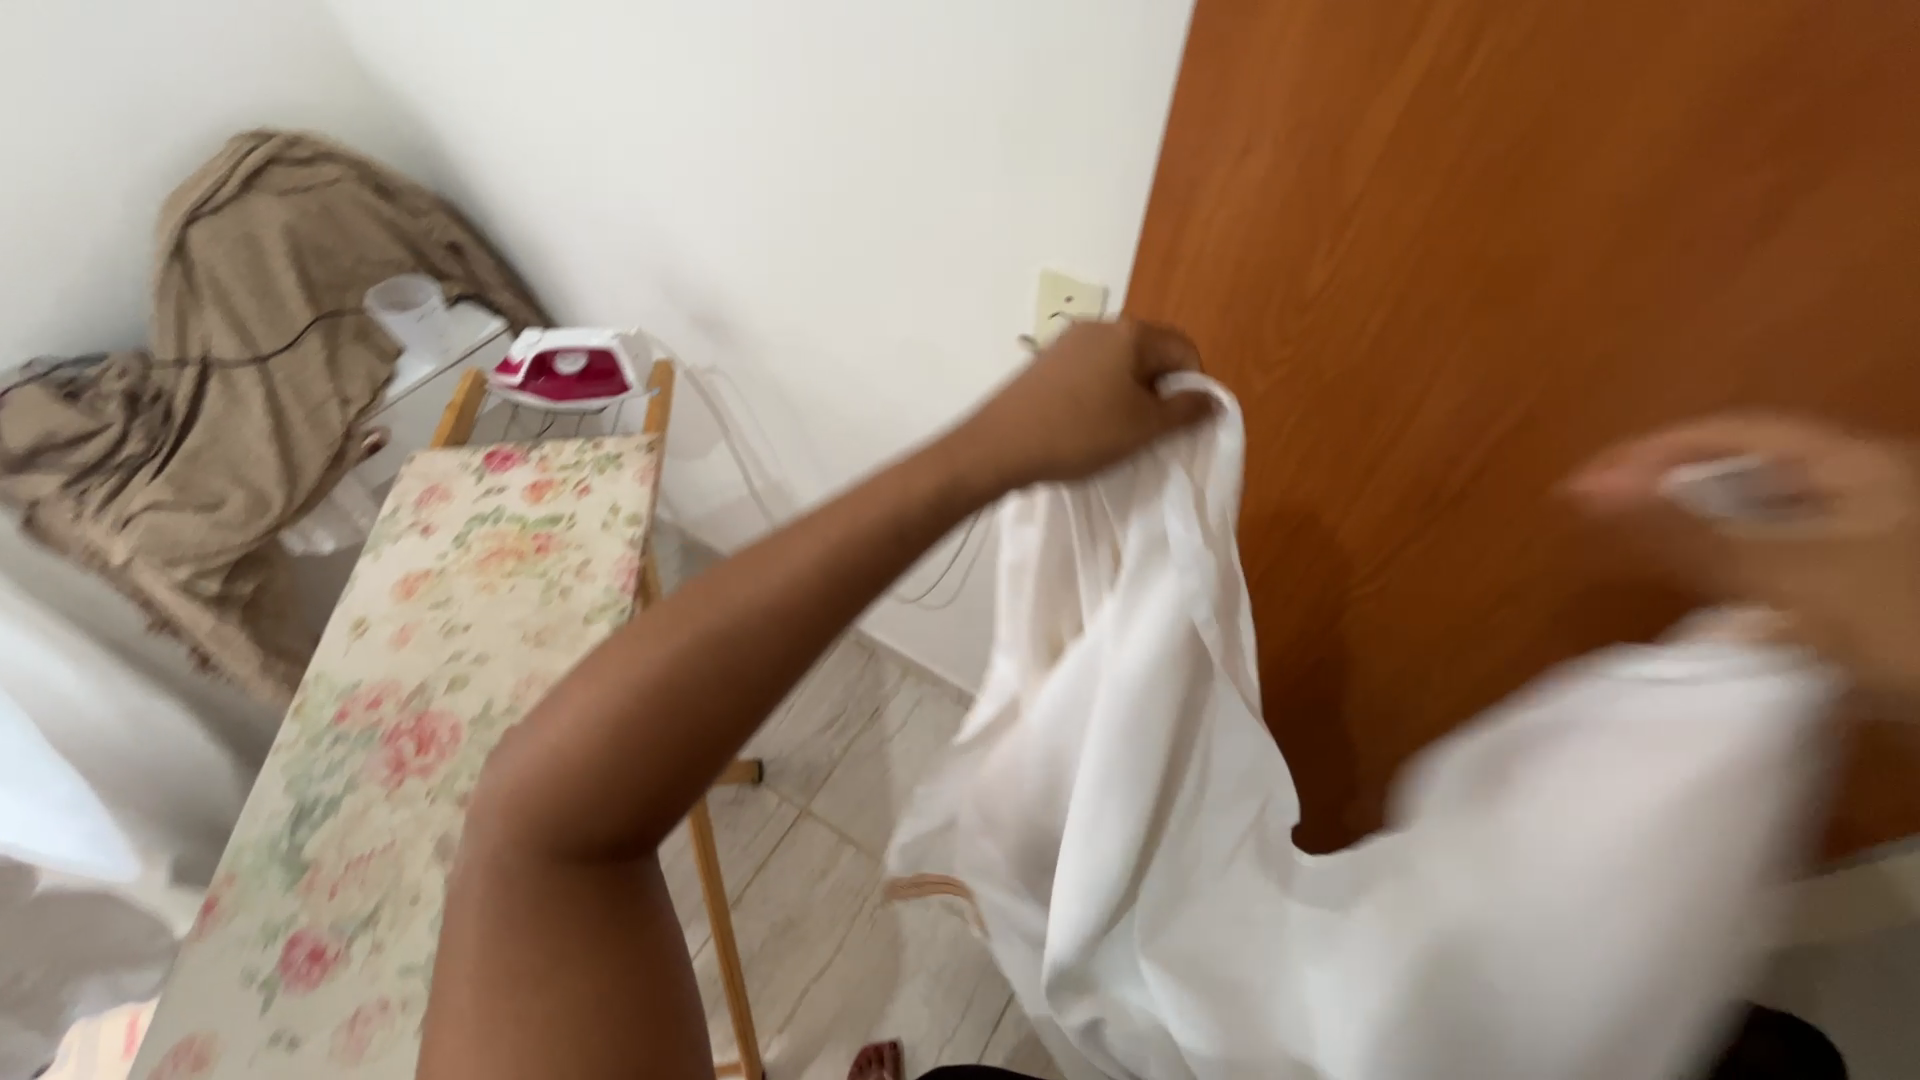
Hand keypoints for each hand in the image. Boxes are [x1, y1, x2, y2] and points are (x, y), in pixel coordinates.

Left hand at [951, 318, 1212, 490]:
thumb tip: (1213, 400)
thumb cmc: (1080, 434)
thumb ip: (1186, 411)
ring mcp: (1067, 342)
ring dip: (1126, 397)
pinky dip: (1097, 398)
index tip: (1176, 425)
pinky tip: (1082, 427)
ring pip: (1118, 366)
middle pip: (1150, 355)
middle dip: (1157, 392)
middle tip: (1145, 433)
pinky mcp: (1044, 363)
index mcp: (1132, 332)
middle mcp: (1100, 326)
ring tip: (1112, 434)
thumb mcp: (1143, 428)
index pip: (1185, 350)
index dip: (1191, 389)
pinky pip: (1088, 375)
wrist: (999, 446)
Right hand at [1564, 412, 1919, 699]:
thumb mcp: (1783, 575)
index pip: (1724, 433)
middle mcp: (1865, 487)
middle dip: (1669, 488)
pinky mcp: (1874, 579)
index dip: (1646, 452)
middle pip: (1744, 469)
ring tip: (1650, 554)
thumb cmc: (1906, 622)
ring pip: (1763, 513)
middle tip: (1608, 520)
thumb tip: (1584, 488)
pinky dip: (1736, 564)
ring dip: (1699, 527)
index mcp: (1851, 465)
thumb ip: (1683, 530)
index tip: (1583, 488)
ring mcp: (1874, 534)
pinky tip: (1720, 598)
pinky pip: (1782, 553)